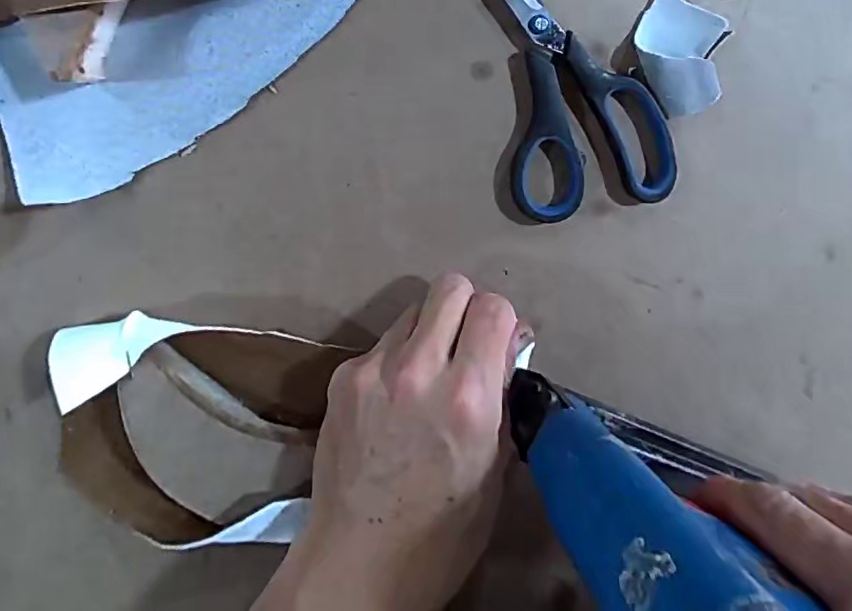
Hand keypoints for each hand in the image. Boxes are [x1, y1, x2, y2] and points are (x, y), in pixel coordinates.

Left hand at [255, 273, 526, 610]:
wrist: (356, 566)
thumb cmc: (443, 530)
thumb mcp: (496, 465)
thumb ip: (504, 391)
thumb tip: (509, 341)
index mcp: (468, 396)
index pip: (494, 307)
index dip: (503, 321)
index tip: (500, 344)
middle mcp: (420, 369)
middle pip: (452, 285)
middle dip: (467, 306)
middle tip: (467, 343)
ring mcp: (375, 369)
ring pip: (415, 307)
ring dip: (431, 327)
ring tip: (428, 370)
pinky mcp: (343, 376)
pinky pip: (384, 341)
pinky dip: (398, 354)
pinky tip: (394, 396)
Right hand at [694, 479, 851, 610]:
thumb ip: (783, 608)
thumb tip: (729, 590)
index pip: (780, 510)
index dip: (726, 500)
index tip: (695, 503)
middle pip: (809, 497)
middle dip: (762, 514)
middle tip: (727, 539)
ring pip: (848, 507)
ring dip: (808, 525)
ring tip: (784, 561)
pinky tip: (845, 573)